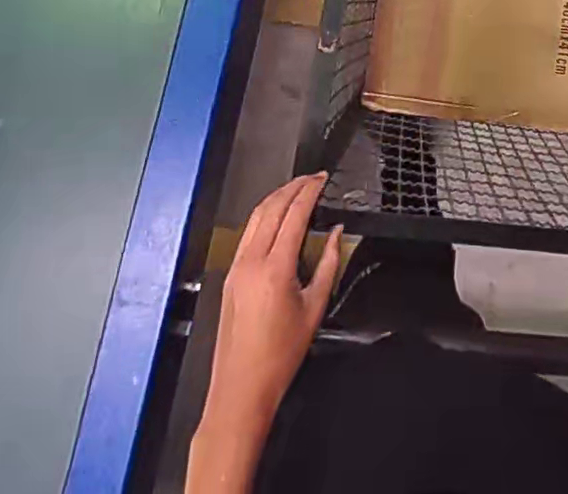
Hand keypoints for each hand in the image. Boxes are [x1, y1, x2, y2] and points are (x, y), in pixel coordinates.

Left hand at [201, 174, 343, 442]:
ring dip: (277, 197)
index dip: (310, 191)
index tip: (323, 178)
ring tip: (297, 188)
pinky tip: (278, 216)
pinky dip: (265, 215)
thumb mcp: (315, 307)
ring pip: (255, 218)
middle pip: (271, 208)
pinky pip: (248, 234)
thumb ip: (330, 263)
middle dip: (293, 187)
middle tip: (313, 177)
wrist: (241, 389)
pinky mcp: (230, 276)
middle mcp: (250, 262)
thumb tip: (336, 232)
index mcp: (274, 268)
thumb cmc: (281, 354)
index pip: (294, 214)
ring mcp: (236, 268)